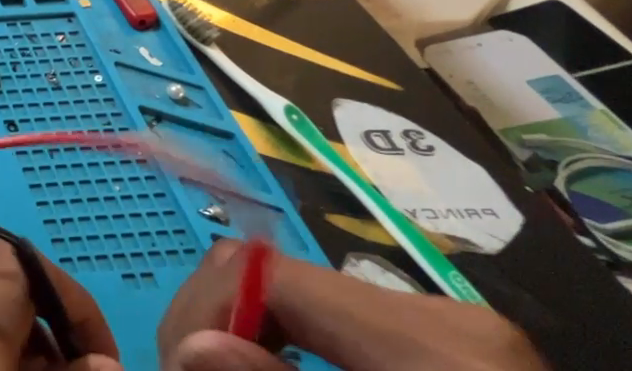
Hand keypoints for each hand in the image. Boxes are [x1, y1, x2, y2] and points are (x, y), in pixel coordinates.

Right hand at [158, 239, 546, 370]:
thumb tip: (189, 346)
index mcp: (428, 339)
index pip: (266, 272)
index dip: (202, 308)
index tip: (177, 363)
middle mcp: (442, 314)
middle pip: (276, 271)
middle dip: (216, 315)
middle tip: (190, 369)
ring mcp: (452, 329)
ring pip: (302, 291)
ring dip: (248, 328)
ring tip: (229, 369)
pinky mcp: (454, 350)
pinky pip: (340, 318)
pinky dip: (294, 343)